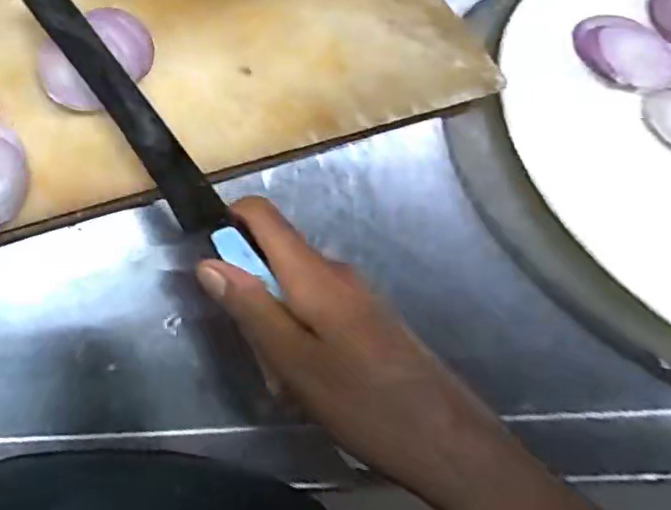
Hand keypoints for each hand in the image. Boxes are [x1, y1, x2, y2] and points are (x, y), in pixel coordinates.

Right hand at [197, 198, 590, 509]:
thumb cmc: (367, 404)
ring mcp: (358, 296)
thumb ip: (248, 305)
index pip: (261, 212)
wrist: (463, 457)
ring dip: (275, 318)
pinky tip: (313, 381)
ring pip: (294, 286)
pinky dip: (301, 331)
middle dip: (250, 287)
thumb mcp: (293, 360)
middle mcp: (336, 272)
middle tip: (252, 343)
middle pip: (273, 253)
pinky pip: (318, 307)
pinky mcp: (372, 321)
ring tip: (284, 375)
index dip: (228, 217)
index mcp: (312, 273)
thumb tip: (208, 262)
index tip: (210, 251)